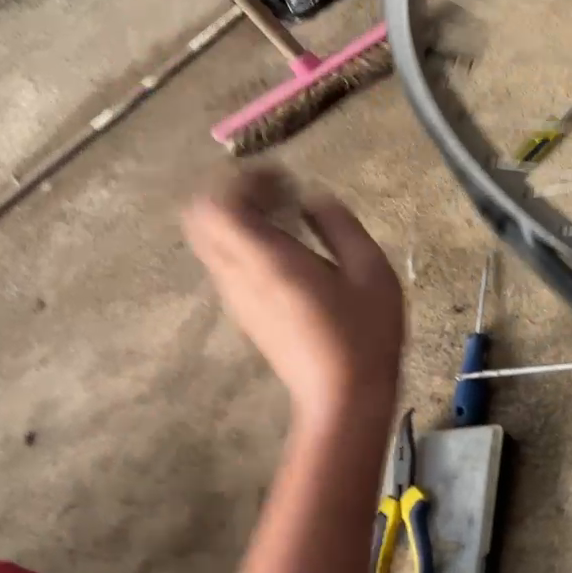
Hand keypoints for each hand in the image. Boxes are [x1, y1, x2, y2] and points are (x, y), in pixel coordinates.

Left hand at [184, 168, 404, 427]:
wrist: (343, 397)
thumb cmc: (365, 331)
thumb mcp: (370, 268)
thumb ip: (338, 225)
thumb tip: (312, 198)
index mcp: (268, 262)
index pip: (218, 207)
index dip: (243, 179)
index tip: (283, 175)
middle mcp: (239, 277)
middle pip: (202, 220)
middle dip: (235, 192)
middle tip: (282, 188)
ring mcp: (237, 297)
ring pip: (212, 240)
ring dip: (242, 214)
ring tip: (291, 211)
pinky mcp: (246, 311)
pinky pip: (228, 259)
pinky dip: (248, 237)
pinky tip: (292, 242)